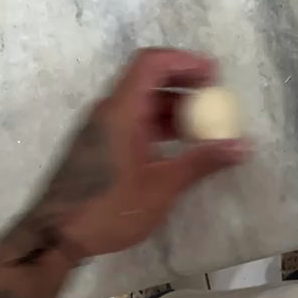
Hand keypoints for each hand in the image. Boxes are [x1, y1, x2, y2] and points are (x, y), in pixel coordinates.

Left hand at [32, 49, 249, 258]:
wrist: (55, 236)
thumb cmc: (108, 207)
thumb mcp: (162, 186)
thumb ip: (202, 161)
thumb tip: (242, 146)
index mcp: (120, 110)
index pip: (152, 63)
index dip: (185, 61)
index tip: (214, 75)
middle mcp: (108, 111)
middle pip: (148, 79)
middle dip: (185, 84)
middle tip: (214, 99)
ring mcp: (100, 129)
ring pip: (141, 103)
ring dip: (173, 107)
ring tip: (203, 126)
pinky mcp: (98, 147)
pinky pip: (133, 121)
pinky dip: (159, 124)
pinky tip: (178, 147)